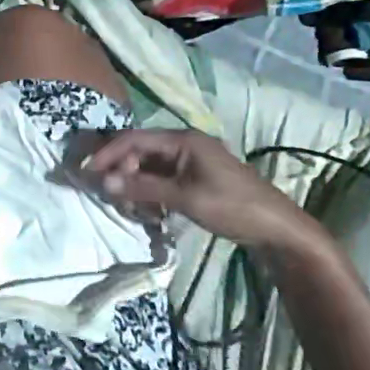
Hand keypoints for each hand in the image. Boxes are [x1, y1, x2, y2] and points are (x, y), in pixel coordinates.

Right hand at [84, 129, 322, 252]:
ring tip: (129, 205)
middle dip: (121, 170)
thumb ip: (143, 188)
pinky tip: (148, 208)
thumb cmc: (234, 208)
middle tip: (110, 193)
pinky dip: (149, 190)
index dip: (108, 154)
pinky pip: (161, 177)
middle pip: (139, 150)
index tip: (88, 172)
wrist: (281, 230)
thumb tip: (104, 181)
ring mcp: (191, 160)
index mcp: (184, 140)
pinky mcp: (195, 176)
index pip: (134, 139)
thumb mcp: (185, 198)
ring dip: (134, 182)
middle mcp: (185, 144)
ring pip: (148, 165)